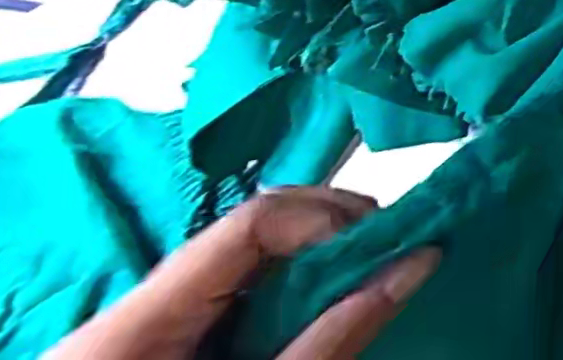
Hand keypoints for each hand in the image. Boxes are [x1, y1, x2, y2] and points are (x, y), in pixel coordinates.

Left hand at [47, 186, 439, 359]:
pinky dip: (292, 294)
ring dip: (320, 264)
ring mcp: (146, 325)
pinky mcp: (158, 344)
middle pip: (259, 227)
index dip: (328, 219)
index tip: (382, 249)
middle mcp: (138, 309)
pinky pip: (240, 291)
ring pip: (256, 256)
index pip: (253, 220)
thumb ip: (334, 338)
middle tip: (388, 261)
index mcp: (136, 324)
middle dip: (337, 234)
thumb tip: (425, 258)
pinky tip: (317, 316)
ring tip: (361, 287)